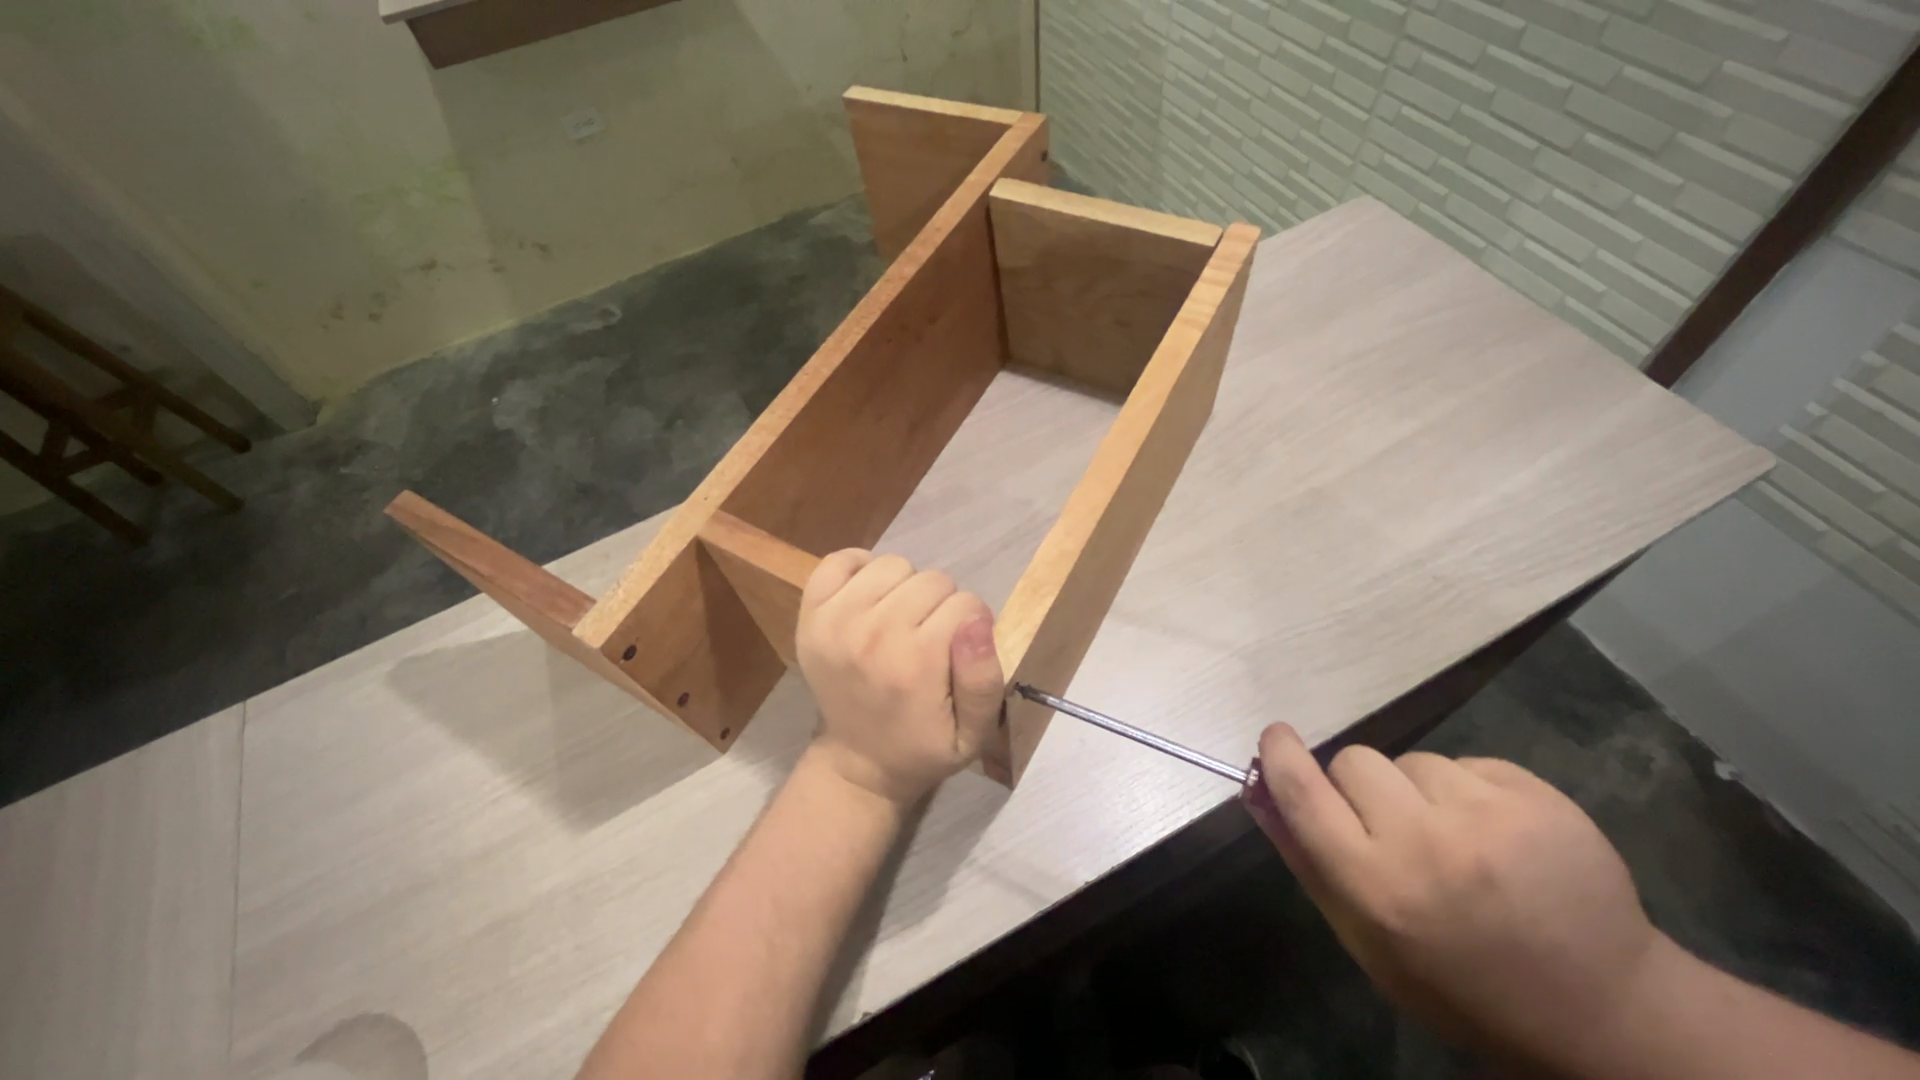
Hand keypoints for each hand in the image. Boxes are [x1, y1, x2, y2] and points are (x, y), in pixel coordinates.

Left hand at [795, 550, 1003, 806]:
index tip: (960, 652)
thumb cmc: (923, 747)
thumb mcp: (972, 734)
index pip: (967, 605)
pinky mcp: (812, 614)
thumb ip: (983, 680)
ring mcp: (836, 621)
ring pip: (894, 565)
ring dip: (906, 587)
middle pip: (933, 580)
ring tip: (902, 621)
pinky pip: (841, 559)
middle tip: (930, 640)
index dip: (973, 624)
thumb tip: (977, 621)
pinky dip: (861, 569)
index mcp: (915, 664)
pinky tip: (871, 598)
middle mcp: (872, 635)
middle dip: (942, 606)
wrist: (858, 761)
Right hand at [1244, 723, 1668, 1075]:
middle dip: (1357, 786)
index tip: (1276, 737)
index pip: (1302, 792)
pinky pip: (1467, 763)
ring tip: (1451, 837)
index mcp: (1375, 886)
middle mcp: (1426, 841)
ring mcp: (1488, 814)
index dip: (1280, 755)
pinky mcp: (1536, 797)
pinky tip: (1492, 833)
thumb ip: (1307, 861)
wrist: (1598, 1006)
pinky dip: (1466, 790)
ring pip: (1412, 760)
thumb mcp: (1367, 942)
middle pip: (1354, 761)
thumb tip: (1258, 790)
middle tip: (1386, 826)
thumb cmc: (1459, 984)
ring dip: (1415, 789)